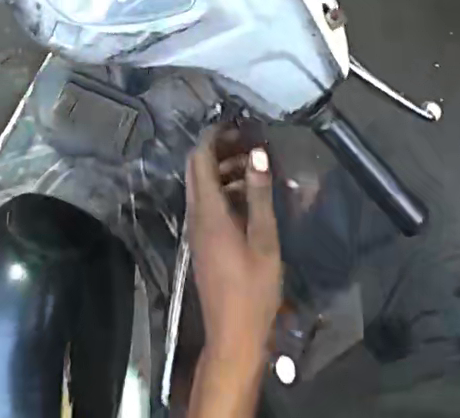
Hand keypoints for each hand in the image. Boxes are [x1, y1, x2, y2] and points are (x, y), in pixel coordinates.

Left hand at [185, 127, 280, 417]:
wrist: (233, 336)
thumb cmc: (252, 289)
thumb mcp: (264, 239)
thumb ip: (259, 194)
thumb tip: (258, 153)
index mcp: (208, 209)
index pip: (199, 157)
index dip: (212, 135)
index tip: (234, 123)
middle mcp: (196, 213)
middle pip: (197, 168)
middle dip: (218, 148)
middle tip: (247, 140)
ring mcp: (197, 228)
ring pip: (203, 185)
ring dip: (224, 170)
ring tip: (255, 165)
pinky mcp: (203, 241)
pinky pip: (208, 203)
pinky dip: (225, 190)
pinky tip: (250, 195)